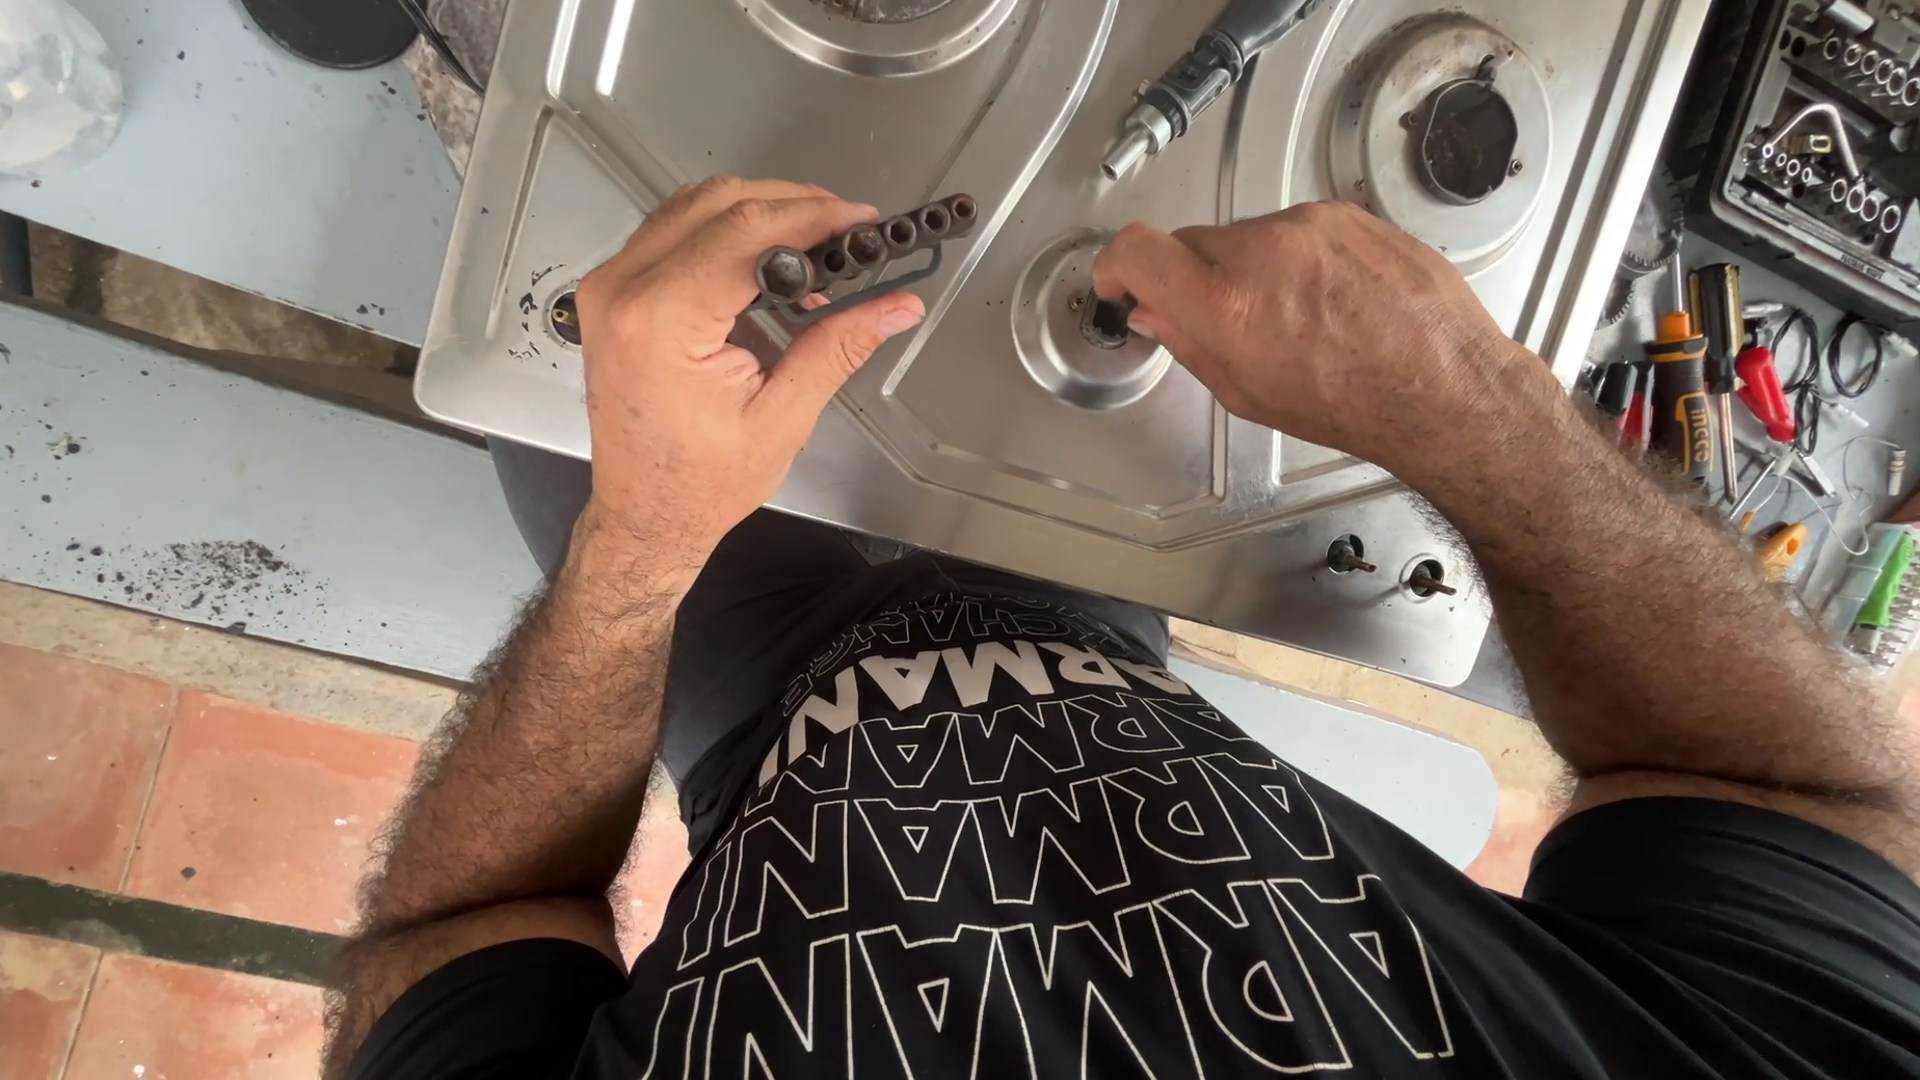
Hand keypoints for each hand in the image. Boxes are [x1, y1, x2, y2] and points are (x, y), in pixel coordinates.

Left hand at [570, 177, 924, 577]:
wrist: (646, 514)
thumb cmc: (702, 485)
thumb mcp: (783, 418)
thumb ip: (838, 348)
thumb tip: (896, 306)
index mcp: (661, 322)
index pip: (746, 232)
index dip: (813, 216)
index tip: (859, 222)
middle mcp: (623, 290)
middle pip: (718, 203)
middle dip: (792, 206)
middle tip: (846, 233)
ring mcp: (611, 287)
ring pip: (693, 206)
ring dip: (761, 215)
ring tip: (815, 253)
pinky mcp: (615, 294)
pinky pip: (674, 232)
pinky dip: (728, 234)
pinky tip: (769, 268)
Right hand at [1091, 201, 1531, 474]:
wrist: (1438, 384)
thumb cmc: (1345, 402)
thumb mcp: (1243, 390)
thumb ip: (1186, 341)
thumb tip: (1152, 311)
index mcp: (1225, 305)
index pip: (1137, 250)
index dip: (1116, 265)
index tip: (1119, 279)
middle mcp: (1261, 251)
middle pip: (1188, 243)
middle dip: (1188, 278)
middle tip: (1213, 316)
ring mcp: (1306, 224)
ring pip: (1240, 236)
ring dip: (1242, 268)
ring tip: (1284, 314)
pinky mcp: (1344, 213)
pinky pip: (1289, 229)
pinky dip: (1286, 257)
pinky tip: (1317, 296)